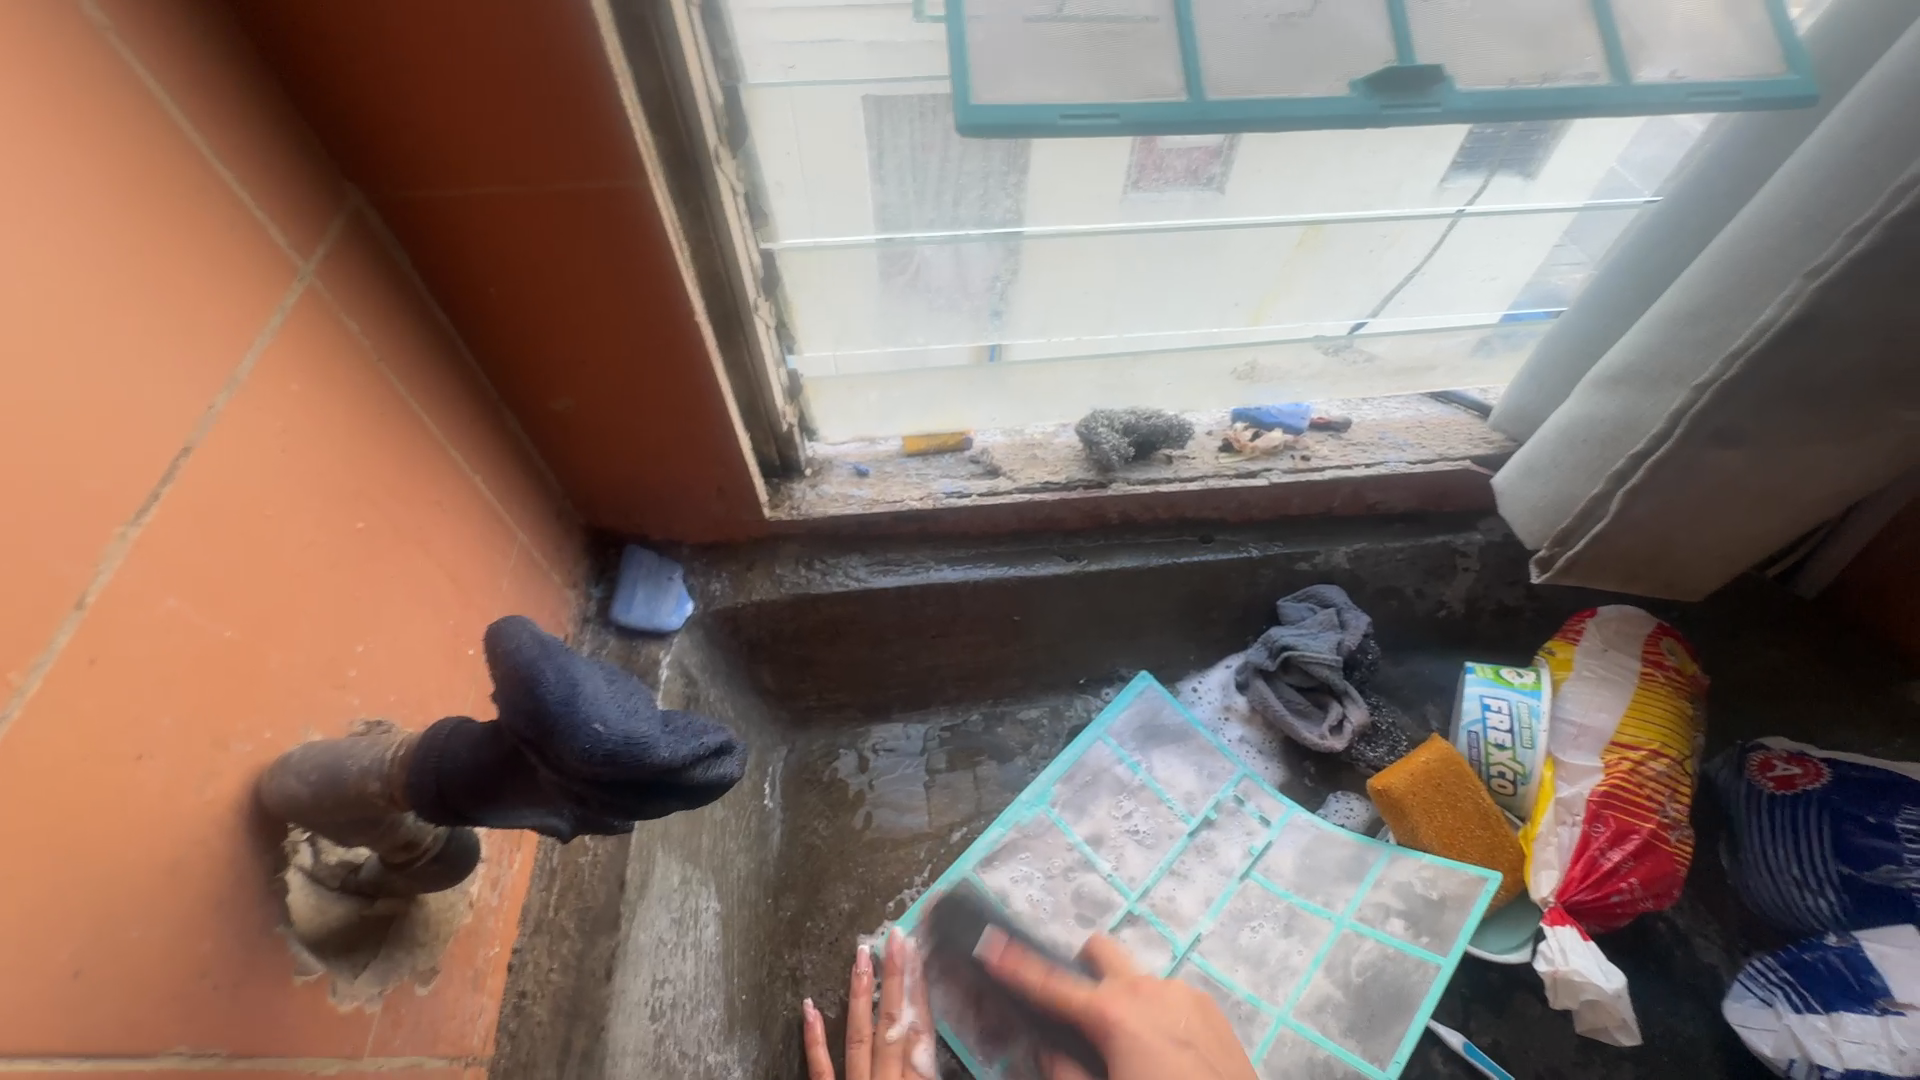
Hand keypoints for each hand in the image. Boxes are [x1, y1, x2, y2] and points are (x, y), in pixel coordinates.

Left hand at [803, 928, 936, 1079]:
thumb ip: (926, 1067)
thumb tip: (925, 1031)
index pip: (920, 1031)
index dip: (918, 990)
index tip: (916, 953)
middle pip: (890, 1024)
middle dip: (893, 979)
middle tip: (893, 938)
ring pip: (858, 1037)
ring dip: (859, 995)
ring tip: (860, 956)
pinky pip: (821, 1070)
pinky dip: (814, 1040)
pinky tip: (809, 1008)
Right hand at [976, 929, 1258, 1079]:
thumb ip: (1067, 1074)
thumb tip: (1048, 1051)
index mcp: (1112, 1013)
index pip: (1049, 983)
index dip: (1013, 963)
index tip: (987, 941)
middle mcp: (1145, 988)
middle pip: (1098, 951)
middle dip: (1081, 969)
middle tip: (1080, 1011)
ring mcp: (1182, 993)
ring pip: (1137, 978)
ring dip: (1124, 999)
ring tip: (1136, 1050)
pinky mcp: (1210, 1008)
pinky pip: (1169, 997)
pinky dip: (1157, 1013)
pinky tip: (1169, 1056)